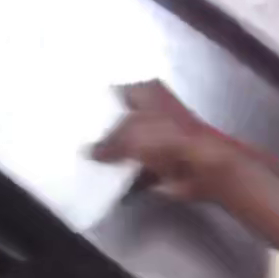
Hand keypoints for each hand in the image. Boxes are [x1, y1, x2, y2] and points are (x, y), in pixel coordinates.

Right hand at [90, 81, 243, 201]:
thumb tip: (90, 153)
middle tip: (75, 142)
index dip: (97, 103)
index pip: (115, 93)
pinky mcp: (163, 167)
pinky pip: (137, 173)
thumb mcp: (129, 134)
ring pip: (129, 149)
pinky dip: (125, 180)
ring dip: (114, 159)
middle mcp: (154, 113)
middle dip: (103, 133)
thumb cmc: (167, 138)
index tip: (75, 114)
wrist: (204, 168)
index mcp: (147, 92)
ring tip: (84, 164)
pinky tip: (104, 185)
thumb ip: (106, 143)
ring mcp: (159, 142)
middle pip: (121, 123)